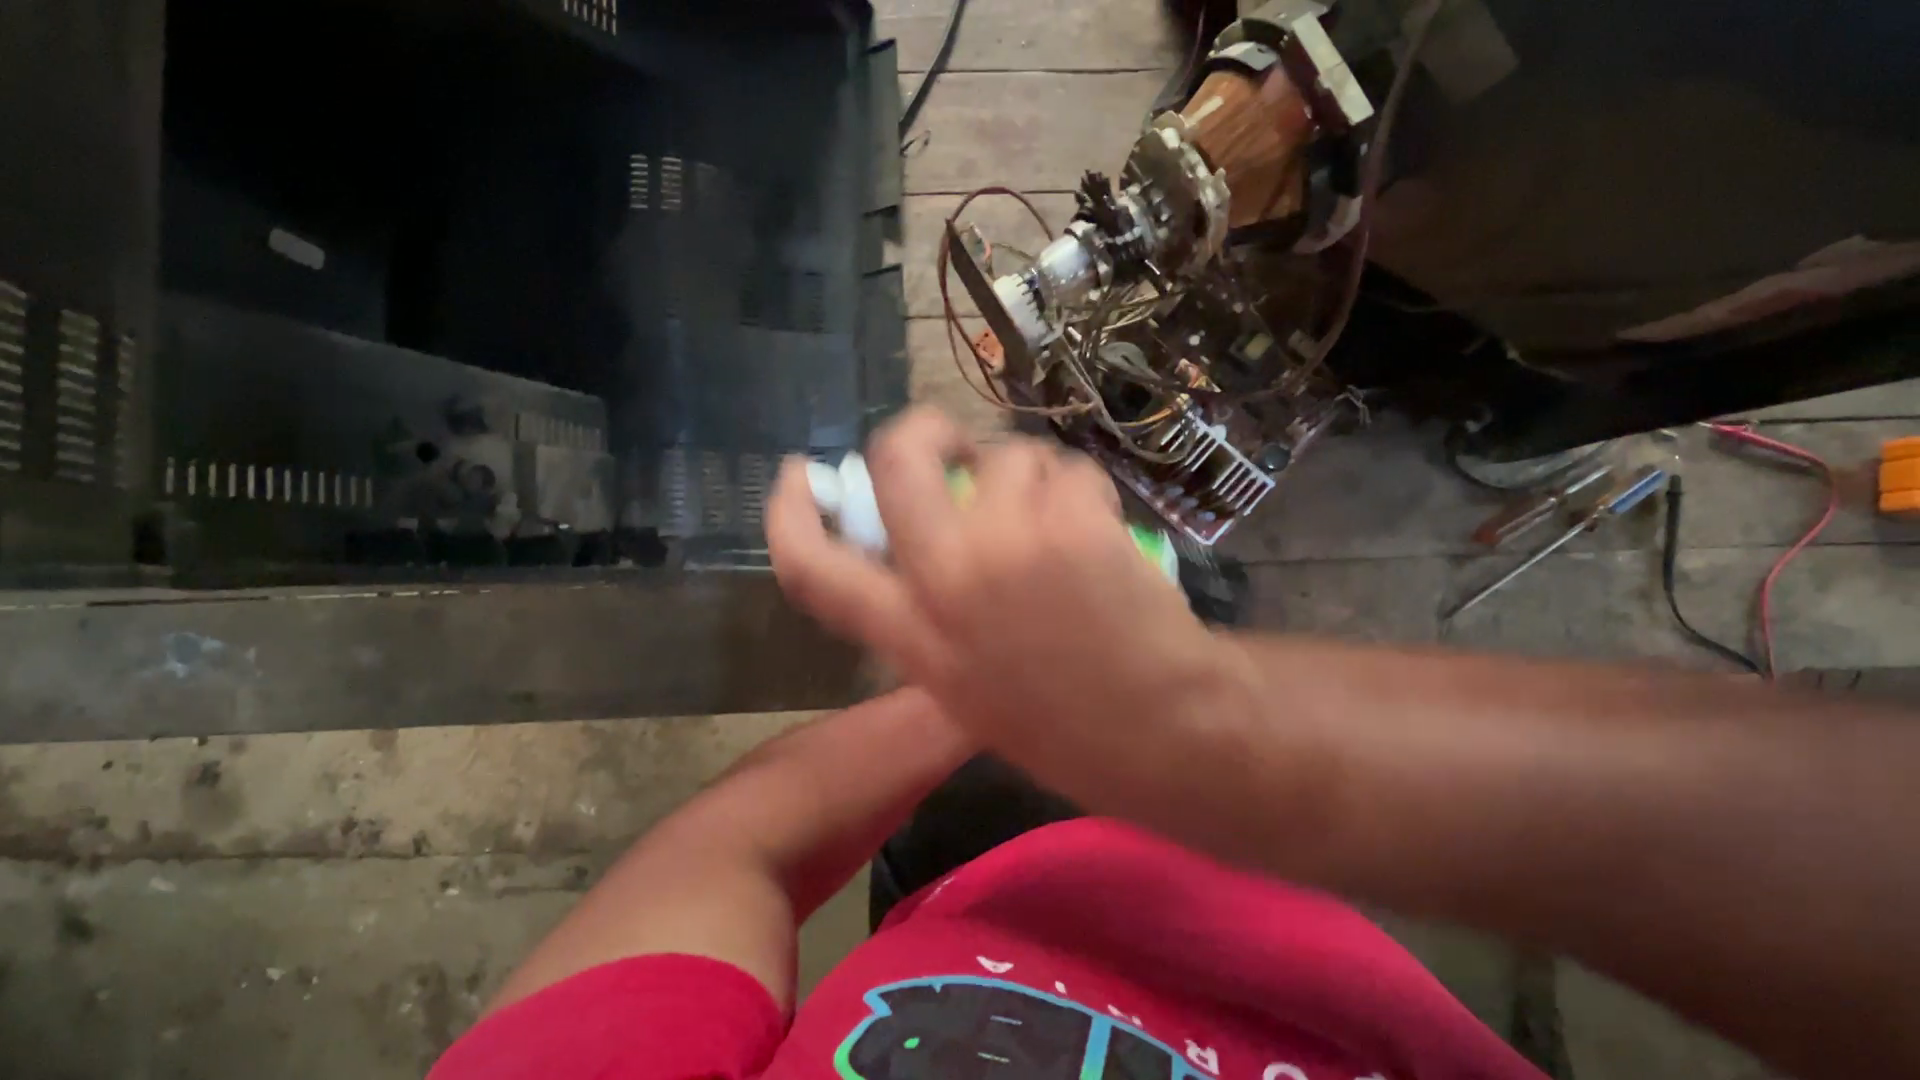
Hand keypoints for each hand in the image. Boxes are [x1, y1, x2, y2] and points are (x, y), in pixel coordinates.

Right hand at [766, 408, 1236, 777]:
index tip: (798, 475)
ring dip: (1028, 474)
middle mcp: (945, 578)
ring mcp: (1007, 540)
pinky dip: (1079, 488)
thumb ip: (926, 620)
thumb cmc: (1067, 728)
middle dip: (922, 431)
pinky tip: (1098, 529)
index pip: (813, 569)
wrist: (1166, 728)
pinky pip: (1066, 469)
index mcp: (912, 636)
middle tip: (950, 442)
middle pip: (899, 460)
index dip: (792, 514)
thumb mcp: (966, 688)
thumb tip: (920, 551)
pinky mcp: (1069, 518)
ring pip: (1003, 455)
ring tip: (1057, 518)